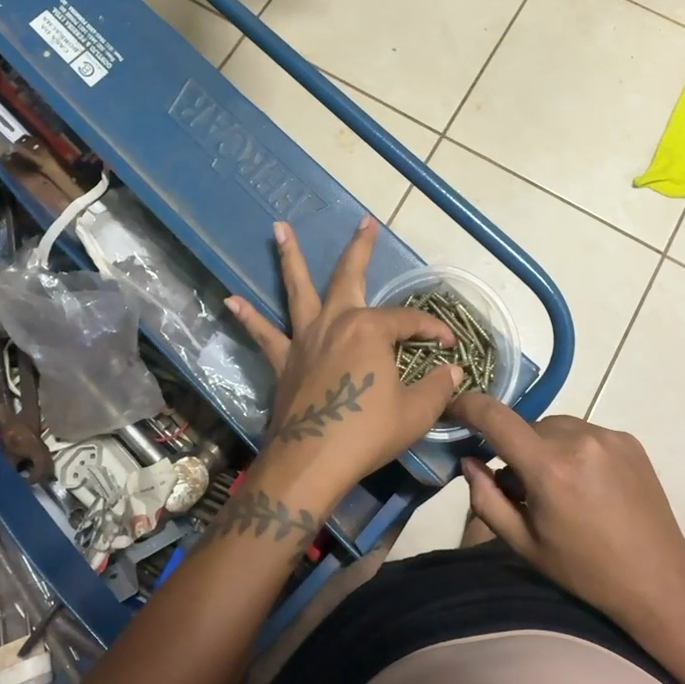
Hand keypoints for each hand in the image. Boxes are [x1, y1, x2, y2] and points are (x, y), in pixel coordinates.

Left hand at [227, 217, 464, 500]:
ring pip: (298, 289)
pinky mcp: (283, 360)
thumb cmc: (368, 433)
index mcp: (371, 329)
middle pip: (349, 276)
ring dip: (290, 257)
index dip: (432, 331)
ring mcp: (304, 338)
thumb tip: (453, 370)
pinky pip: (263, 333)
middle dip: (360, 248)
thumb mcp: (416, 412)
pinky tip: (230, 300)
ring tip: (279, 228)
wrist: (312, 461)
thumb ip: (438, 387)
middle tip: (365, 222)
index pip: (408, 320)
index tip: (447, 346)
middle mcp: (336, 321)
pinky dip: (247, 316)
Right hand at [448, 394, 684, 623]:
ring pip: (556, 427)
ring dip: (547, 447)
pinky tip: (589, 485)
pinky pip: (585, 433)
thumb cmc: (585, 570)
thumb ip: (487, 500)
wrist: (659, 580)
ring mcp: (607, 436)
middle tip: (524, 489)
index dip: (467, 407)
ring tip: (562, 488)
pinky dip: (575, 450)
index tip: (452, 408)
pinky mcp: (628, 439)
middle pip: (527, 427)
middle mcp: (577, 439)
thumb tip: (469, 462)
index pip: (495, 418)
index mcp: (549, 468)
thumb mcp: (526, 545)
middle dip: (517, 450)